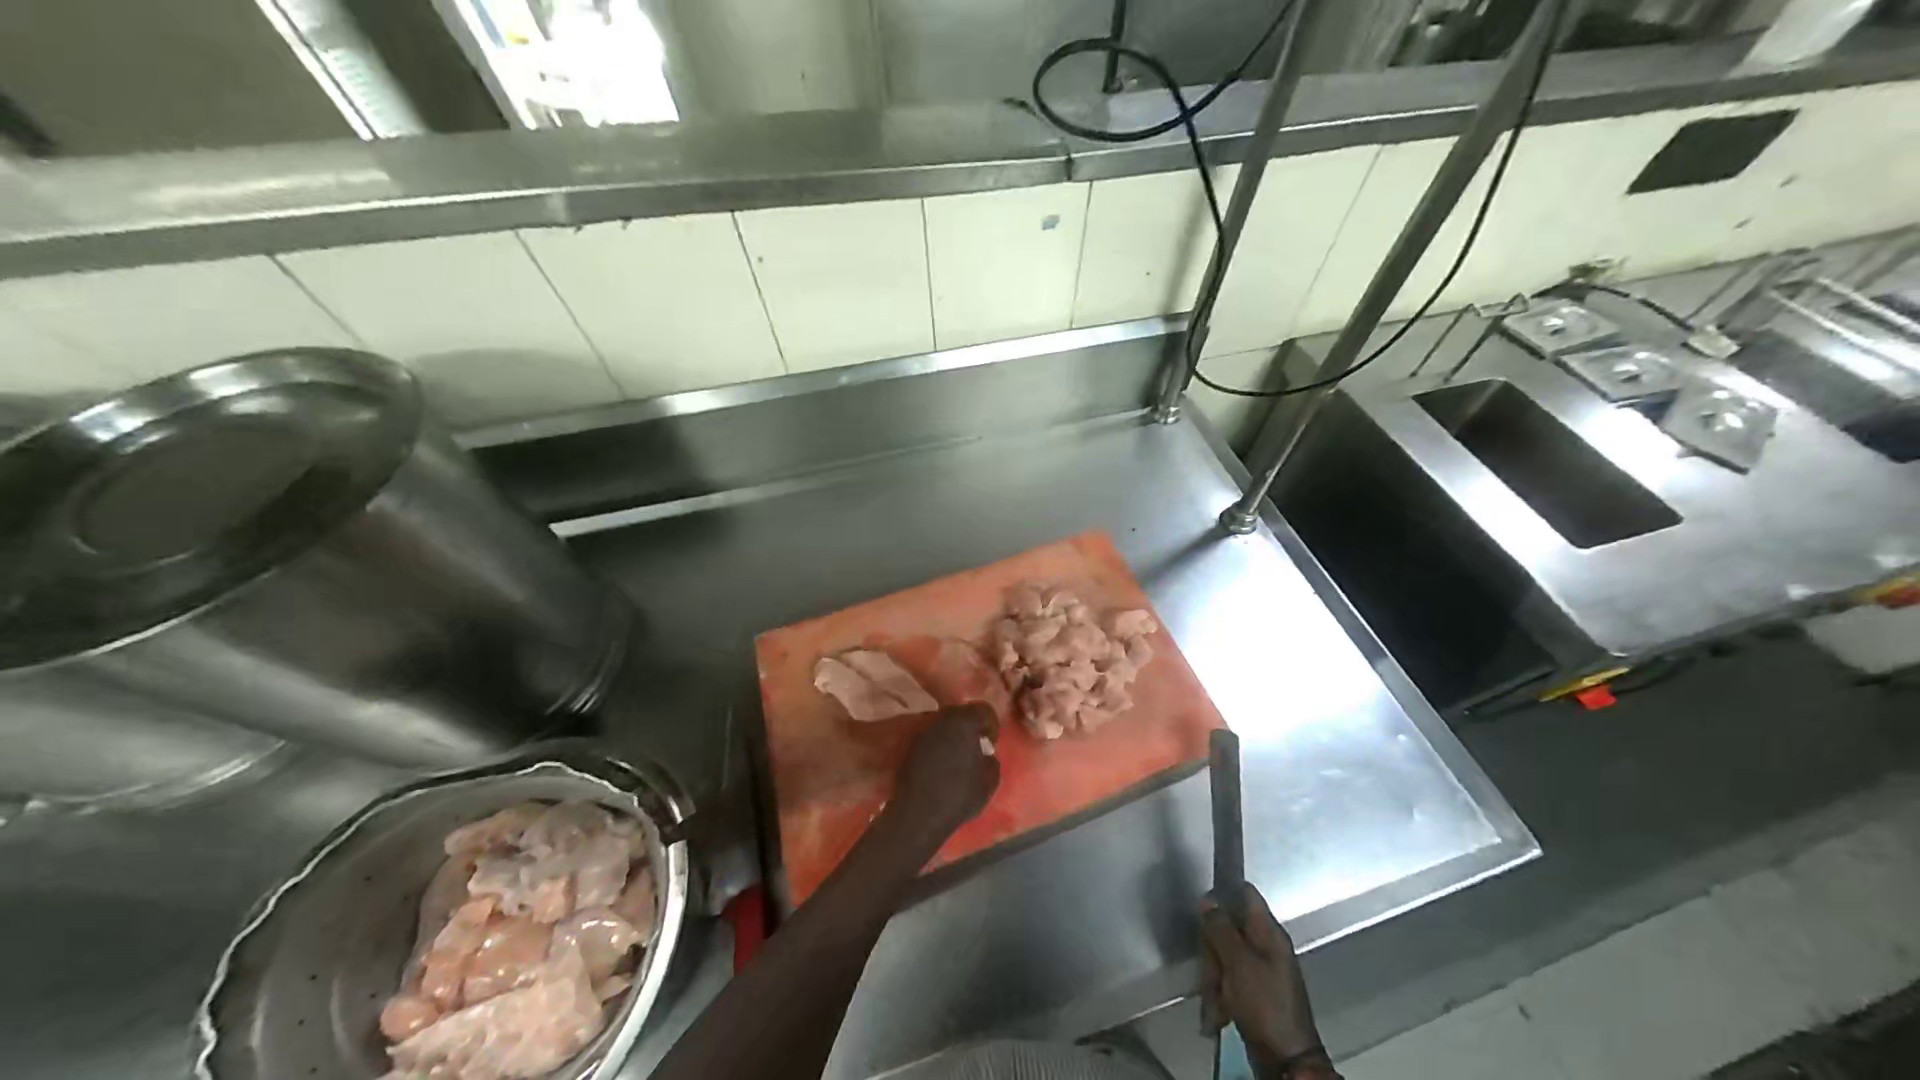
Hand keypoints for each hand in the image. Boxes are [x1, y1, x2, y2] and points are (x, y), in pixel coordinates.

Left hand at [888, 704, 1000, 839]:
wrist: (919, 814)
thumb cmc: (960, 795)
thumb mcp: (990, 780)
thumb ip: (991, 758)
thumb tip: (984, 753)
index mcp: (964, 721)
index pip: (984, 710)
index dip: (991, 725)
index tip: (991, 743)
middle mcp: (941, 718)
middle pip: (961, 713)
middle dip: (970, 727)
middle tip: (976, 747)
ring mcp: (922, 731)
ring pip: (943, 725)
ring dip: (952, 736)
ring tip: (957, 757)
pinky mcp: (908, 745)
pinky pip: (930, 738)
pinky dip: (938, 746)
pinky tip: (941, 765)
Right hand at [1201, 884, 1323, 1074]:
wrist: (1287, 1060)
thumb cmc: (1264, 1005)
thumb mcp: (1237, 963)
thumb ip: (1221, 928)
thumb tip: (1208, 899)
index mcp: (1269, 933)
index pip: (1245, 893)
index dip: (1223, 894)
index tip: (1204, 911)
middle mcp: (1267, 947)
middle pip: (1229, 927)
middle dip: (1213, 950)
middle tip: (1213, 970)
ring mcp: (1261, 970)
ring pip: (1225, 956)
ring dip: (1214, 978)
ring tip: (1217, 1000)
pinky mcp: (1255, 992)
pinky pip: (1230, 980)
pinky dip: (1221, 995)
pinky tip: (1219, 1012)